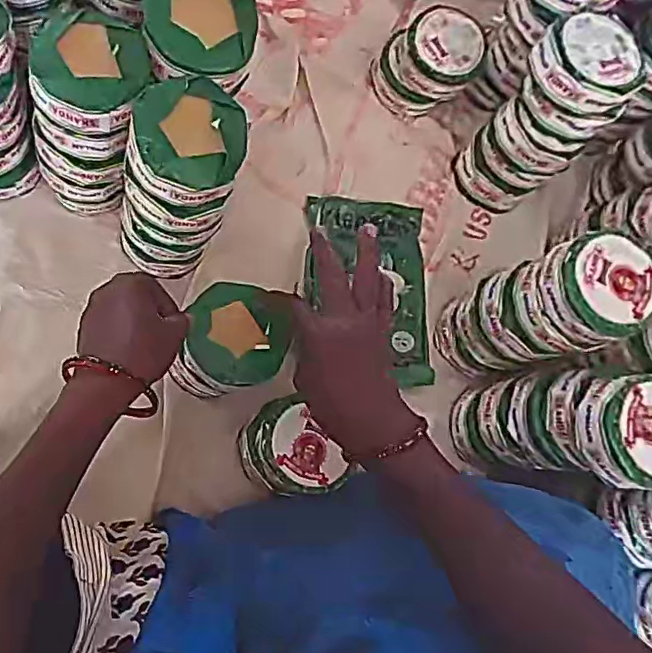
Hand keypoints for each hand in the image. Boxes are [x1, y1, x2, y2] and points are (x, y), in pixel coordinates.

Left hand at [76, 272, 190, 384]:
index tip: (173, 321)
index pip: (156, 288)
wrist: (108, 380)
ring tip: (143, 342)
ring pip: (119, 308)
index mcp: (132, 283)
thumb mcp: (174, 335)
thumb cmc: (140, 353)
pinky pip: (106, 322)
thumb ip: (181, 320)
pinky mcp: (84, 326)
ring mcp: (94, 308)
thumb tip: (180, 319)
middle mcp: (109, 290)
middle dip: (148, 310)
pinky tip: (127, 348)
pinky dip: (117, 330)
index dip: (168, 306)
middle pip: (134, 295)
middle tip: (159, 330)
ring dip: (131, 320)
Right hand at [289, 227, 421, 455]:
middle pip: (334, 277)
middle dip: (324, 252)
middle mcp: (345, 319)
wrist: (374, 422)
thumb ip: (304, 351)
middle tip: (319, 230)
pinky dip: (384, 284)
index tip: (266, 294)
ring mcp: (368, 322)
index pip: (293, 306)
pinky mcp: (383, 331)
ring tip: (369, 230)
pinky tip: (384, 274)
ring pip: (369, 279)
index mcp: (320, 332)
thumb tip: (307, 338)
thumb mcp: (304, 378)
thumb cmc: (332, 406)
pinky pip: (384, 300)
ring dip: (368, 253)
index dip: (277, 299)